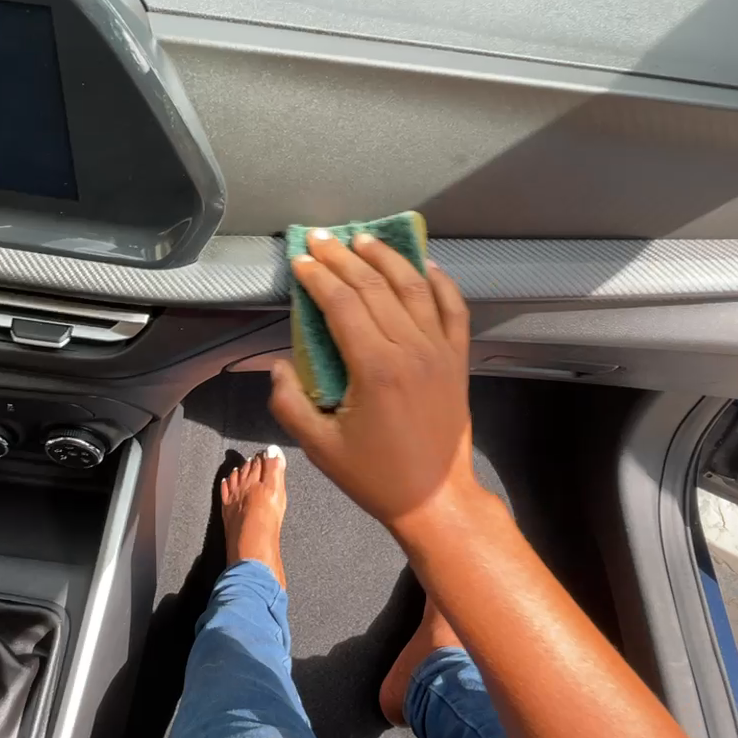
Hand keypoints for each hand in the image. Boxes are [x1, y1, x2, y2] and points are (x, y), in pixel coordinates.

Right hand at [269, 229, 483, 533]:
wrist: (436, 499)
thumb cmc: (375, 476)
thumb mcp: (320, 448)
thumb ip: (289, 403)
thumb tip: (280, 365)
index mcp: (376, 368)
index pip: (343, 304)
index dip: (318, 277)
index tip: (300, 261)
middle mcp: (411, 349)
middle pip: (374, 286)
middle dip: (343, 257)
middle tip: (320, 239)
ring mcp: (440, 351)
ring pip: (414, 287)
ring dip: (386, 257)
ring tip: (363, 238)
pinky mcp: (458, 360)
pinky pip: (454, 308)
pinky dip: (439, 281)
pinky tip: (424, 265)